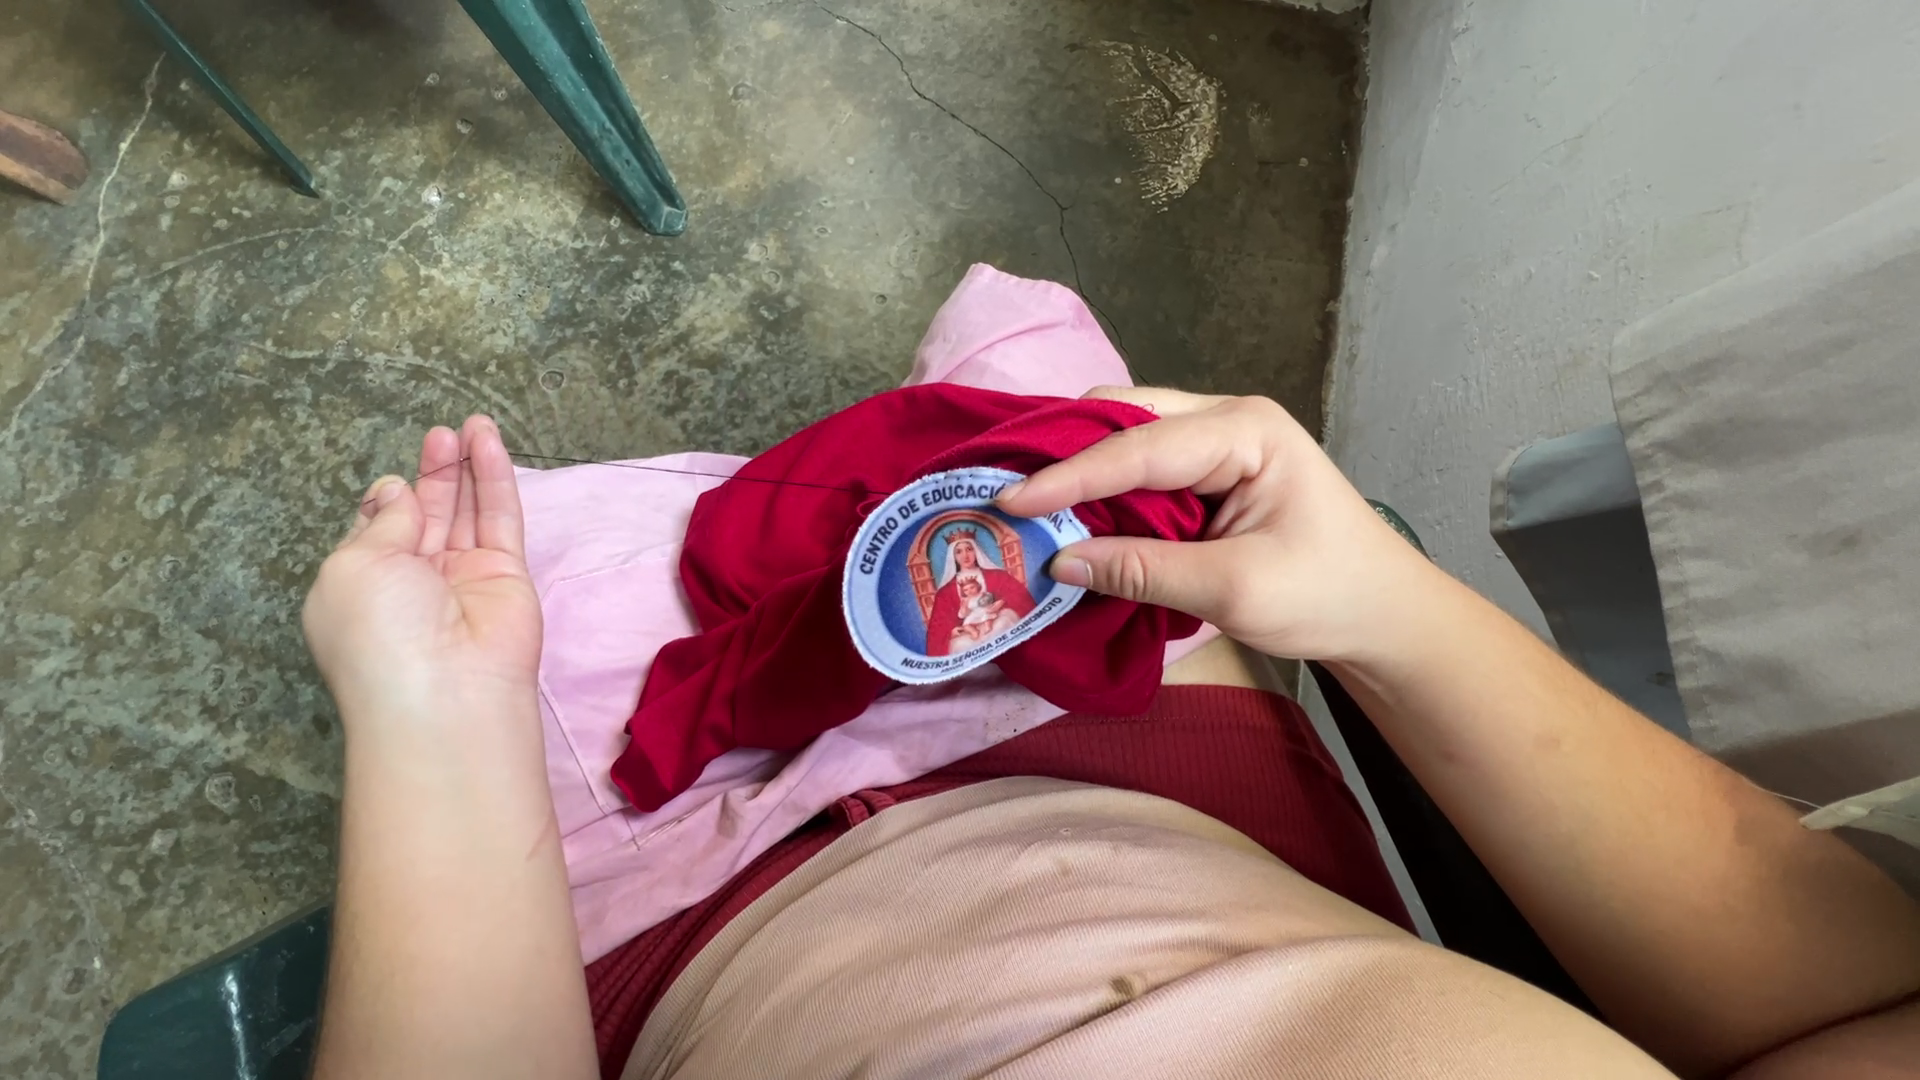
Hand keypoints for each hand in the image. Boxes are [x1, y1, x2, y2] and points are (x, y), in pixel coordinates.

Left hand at [302, 415, 541, 732]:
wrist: (446, 686)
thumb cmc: (378, 631)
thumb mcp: (354, 567)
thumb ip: (384, 521)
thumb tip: (398, 491)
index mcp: (363, 581)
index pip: (378, 530)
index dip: (387, 501)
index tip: (394, 483)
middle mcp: (414, 577)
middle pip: (427, 513)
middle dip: (433, 474)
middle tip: (441, 434)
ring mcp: (464, 574)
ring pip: (467, 510)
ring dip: (467, 466)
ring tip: (471, 424)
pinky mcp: (507, 572)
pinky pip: (500, 518)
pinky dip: (496, 479)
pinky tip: (489, 444)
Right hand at [997, 387, 1443, 663]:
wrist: (1382, 616)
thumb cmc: (1327, 595)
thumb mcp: (1235, 588)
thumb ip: (1144, 570)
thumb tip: (1058, 559)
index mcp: (1244, 431)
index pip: (1138, 447)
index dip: (1069, 475)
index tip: (1010, 501)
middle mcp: (1223, 420)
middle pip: (1123, 417)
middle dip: (1065, 454)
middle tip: (1010, 493)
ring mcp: (1211, 443)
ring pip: (1123, 439)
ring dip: (1078, 473)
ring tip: (1029, 506)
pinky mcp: (1201, 474)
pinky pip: (1135, 470)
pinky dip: (1099, 492)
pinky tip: (1071, 516)